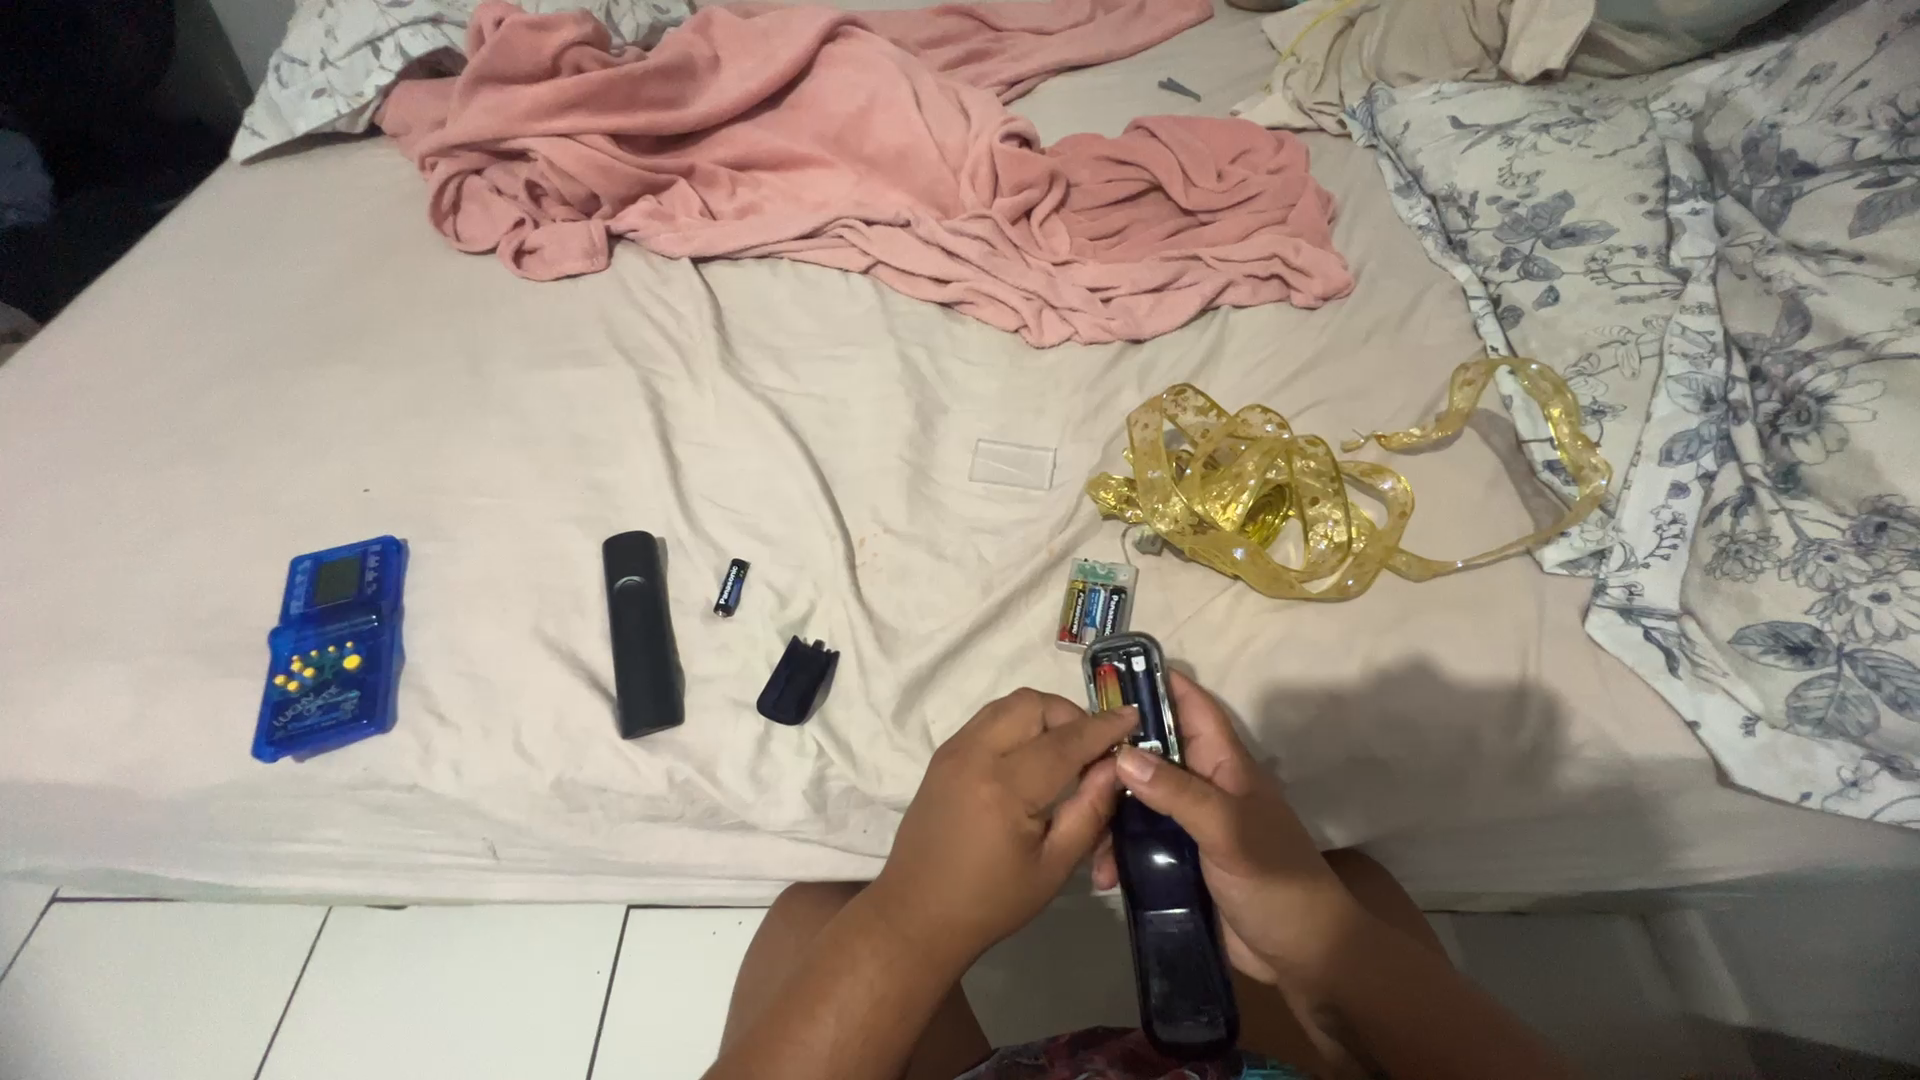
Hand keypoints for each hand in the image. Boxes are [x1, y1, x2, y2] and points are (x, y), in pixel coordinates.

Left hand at [872, 689, 1137, 968]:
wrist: (916, 914)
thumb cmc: (990, 901)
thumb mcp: (1053, 866)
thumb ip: (1089, 811)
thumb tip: (1116, 767)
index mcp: (1005, 787)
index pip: (1065, 741)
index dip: (1103, 728)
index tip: (1133, 717)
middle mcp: (975, 755)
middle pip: (1032, 704)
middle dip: (1069, 715)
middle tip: (1091, 747)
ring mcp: (953, 750)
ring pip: (1007, 704)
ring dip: (1042, 715)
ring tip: (1064, 750)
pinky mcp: (942, 755)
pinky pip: (987, 719)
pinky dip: (1016, 723)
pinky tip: (1030, 756)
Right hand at [1092, 670, 1366, 990]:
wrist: (1305, 958)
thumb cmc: (1277, 881)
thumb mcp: (1229, 830)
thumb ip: (1178, 793)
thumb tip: (1122, 756)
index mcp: (1223, 765)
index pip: (1190, 706)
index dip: (1157, 683)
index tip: (1111, 672)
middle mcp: (1201, 785)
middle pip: (1151, 751)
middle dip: (1114, 752)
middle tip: (1071, 758)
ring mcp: (1187, 823)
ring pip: (1136, 799)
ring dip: (1109, 810)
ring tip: (1080, 823)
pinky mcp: (1176, 859)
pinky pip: (1136, 843)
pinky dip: (1116, 853)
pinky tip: (1100, 873)